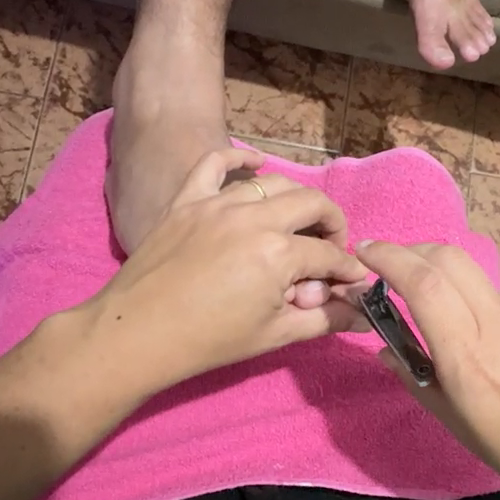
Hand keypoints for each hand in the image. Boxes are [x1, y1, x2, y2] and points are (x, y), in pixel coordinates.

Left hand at [77, 148, 368, 396]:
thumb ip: (325, 320)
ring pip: (273, 183)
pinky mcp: (188, 200)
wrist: (135, 336)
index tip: (352, 282)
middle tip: (332, 248)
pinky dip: (239, 158)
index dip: (347, 270)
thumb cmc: (209, 342)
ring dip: (296, 200)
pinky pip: (216, 163)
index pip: (330, 255)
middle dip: (333, 224)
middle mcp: (254, 218)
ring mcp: (218, 204)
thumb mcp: (276, 335)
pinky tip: (256, 164)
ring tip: (299, 222)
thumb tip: (363, 315)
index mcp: (279, 254)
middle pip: (313, 205)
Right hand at [356, 241, 499, 499]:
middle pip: (451, 259)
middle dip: (412, 250)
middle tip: (389, 265)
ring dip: (445, 278)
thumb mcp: (458, 427)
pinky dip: (477, 307)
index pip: (425, 284)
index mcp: (471, 360)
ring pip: (477, 280)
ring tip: (433, 310)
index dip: (389, 258)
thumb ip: (418, 380)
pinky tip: (486, 344)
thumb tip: (387, 349)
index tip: (363, 251)